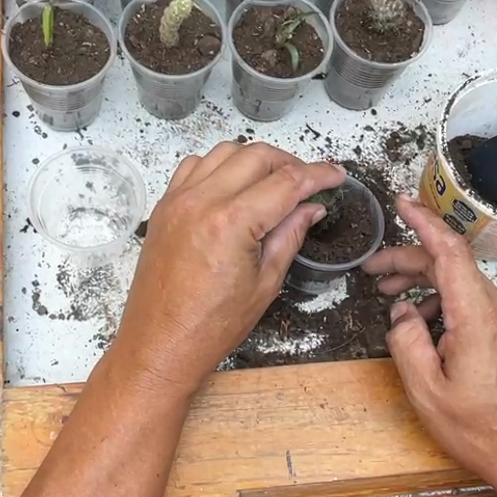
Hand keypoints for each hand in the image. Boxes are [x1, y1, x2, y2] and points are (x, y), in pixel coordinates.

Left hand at [113, 143, 346, 394]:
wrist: (160, 344)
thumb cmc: (211, 325)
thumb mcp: (265, 283)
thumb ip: (290, 235)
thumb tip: (311, 206)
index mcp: (231, 223)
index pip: (287, 182)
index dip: (318, 174)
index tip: (336, 175)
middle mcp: (201, 201)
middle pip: (257, 156)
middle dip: (290, 163)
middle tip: (309, 183)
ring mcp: (178, 200)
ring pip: (225, 152)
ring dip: (255, 160)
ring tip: (274, 183)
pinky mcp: (164, 207)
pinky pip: (194, 166)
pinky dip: (220, 166)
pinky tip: (234, 186)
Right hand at [363, 195, 496, 496]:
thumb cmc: (481, 430)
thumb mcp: (425, 391)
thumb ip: (406, 341)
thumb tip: (403, 312)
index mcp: (478, 317)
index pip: (449, 251)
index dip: (423, 221)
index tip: (401, 203)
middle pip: (452, 266)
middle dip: (409, 262)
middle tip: (373, 273)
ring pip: (464, 287)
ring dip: (427, 288)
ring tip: (395, 304)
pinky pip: (478, 305)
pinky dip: (448, 305)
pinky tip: (429, 329)